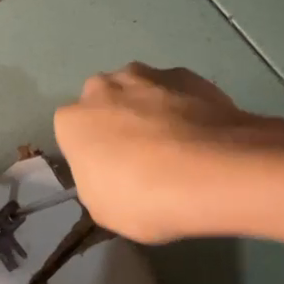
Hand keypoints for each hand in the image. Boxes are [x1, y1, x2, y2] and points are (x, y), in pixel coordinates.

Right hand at [53, 63, 260, 242]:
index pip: (74, 134)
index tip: (115, 176)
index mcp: (72, 119)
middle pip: (104, 103)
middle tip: (146, 159)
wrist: (211, 171)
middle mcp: (102, 86)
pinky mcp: (185, 74)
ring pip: (140, 91)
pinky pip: (177, 91)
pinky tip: (204, 136)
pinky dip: (184, 107)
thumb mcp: (102, 208)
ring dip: (150, 110)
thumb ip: (95, 180)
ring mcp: (145, 74)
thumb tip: (108, 171)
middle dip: (119, 122)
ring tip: (180, 148)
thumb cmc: (144, 197)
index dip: (94, 155)